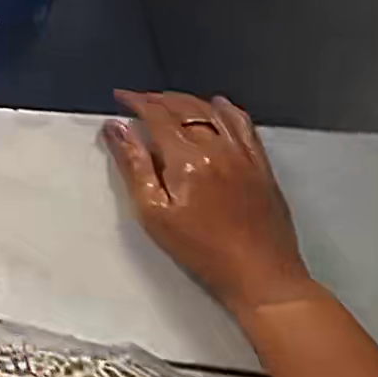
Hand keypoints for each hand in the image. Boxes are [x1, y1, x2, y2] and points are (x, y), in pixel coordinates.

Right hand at [103, 90, 321, 316]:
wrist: (263, 279)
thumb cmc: (199, 248)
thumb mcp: (152, 211)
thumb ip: (133, 164)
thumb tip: (115, 127)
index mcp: (187, 159)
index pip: (157, 115)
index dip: (136, 101)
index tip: (119, 97)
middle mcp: (217, 149)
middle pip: (184, 109)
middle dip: (157, 98)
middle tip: (137, 99)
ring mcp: (244, 157)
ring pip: (212, 113)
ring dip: (186, 101)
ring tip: (167, 100)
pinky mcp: (262, 168)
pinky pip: (245, 127)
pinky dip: (228, 110)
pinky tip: (217, 104)